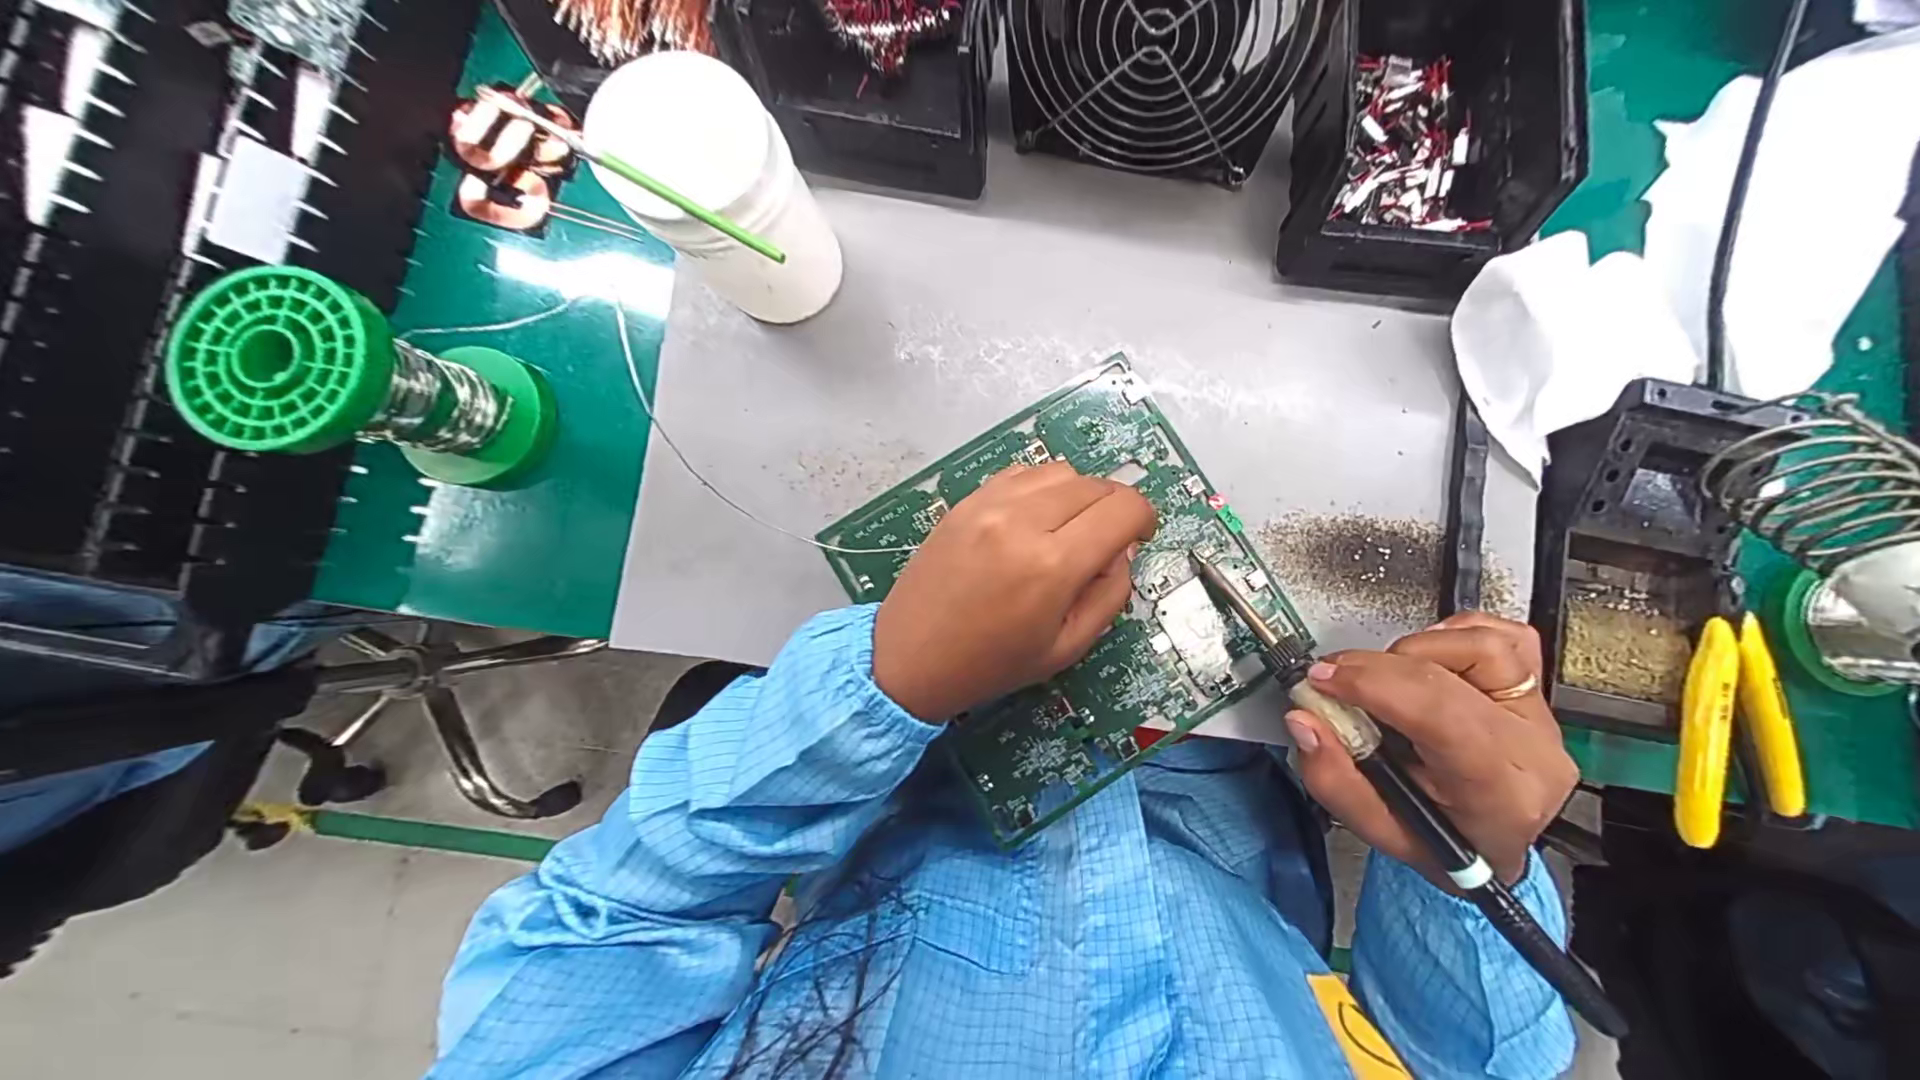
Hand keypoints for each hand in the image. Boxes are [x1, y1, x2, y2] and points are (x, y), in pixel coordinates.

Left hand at [872, 461, 1157, 720]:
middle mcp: (1021, 520)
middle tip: (1106, 540)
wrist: (910, 657)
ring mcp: (988, 504)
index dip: (1144, 519)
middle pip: (1095, 484)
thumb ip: (1110, 594)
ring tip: (1067, 529)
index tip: (1138, 537)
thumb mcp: (1068, 647)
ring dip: (1078, 495)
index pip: (1124, 507)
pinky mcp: (965, 502)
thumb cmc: (991, 663)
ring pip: (1059, 471)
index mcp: (1052, 564)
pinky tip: (1032, 519)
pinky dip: (1040, 489)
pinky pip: (1020, 474)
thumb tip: (1120, 550)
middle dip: (1114, 507)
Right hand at [1284, 612, 1577, 886]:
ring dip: (1412, 651)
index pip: (1442, 714)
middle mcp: (1531, 746)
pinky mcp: (1532, 688)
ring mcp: (1538, 713)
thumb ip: (1332, 779)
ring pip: (1477, 644)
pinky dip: (1453, 634)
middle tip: (1331, 679)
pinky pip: (1501, 634)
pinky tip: (1423, 657)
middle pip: (1446, 673)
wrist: (1489, 841)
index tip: (1321, 679)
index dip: (1372, 685)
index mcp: (1501, 789)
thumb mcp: (1377, 829)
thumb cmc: (1440, 839)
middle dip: (1371, 667)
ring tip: (1384, 680)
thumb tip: (1304, 720)